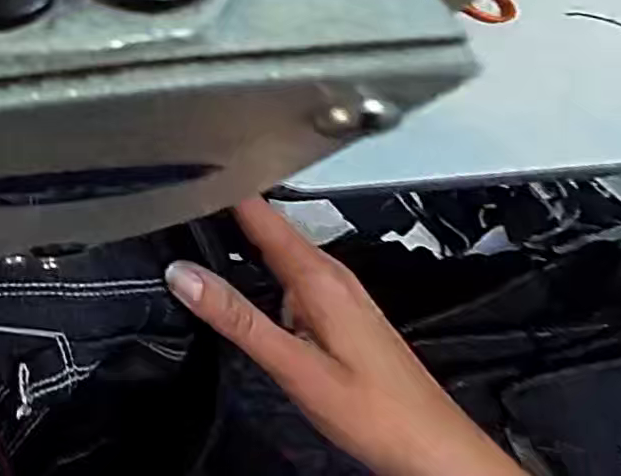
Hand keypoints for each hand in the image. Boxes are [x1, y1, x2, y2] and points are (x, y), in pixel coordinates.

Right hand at [165, 199, 524, 475]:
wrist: (440, 455)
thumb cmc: (381, 415)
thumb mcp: (294, 367)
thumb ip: (235, 317)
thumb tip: (183, 275)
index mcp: (315, 273)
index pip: (256, 209)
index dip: (219, 186)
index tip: (186, 173)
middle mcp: (328, 271)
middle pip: (264, 220)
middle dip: (222, 207)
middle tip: (180, 202)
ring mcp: (335, 287)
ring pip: (275, 243)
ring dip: (240, 233)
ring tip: (200, 227)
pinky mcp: (337, 305)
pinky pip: (288, 265)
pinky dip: (257, 259)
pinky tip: (243, 275)